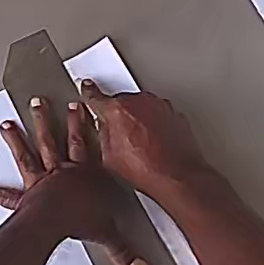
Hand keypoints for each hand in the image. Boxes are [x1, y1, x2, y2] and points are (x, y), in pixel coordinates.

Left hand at [0, 96, 149, 264]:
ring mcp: (40, 182)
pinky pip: (3, 195)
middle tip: (40, 102)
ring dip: (17, 139)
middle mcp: (61, 172)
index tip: (79, 105)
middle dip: (47, 120)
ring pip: (28, 154)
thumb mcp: (110, 233)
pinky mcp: (24, 198)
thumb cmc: (82, 218)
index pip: (84, 143)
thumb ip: (123, 249)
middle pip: (53, 140)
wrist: (60, 220)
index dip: (82, 123)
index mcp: (84, 174)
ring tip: (7, 125)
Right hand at [77, 80, 218, 202]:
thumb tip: (102, 128)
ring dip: (138, 117)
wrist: (177, 176)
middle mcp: (138, 101)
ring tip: (141, 143)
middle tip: (121, 137)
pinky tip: (154, 141)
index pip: (95, 95)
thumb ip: (101, 133)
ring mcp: (158, 105)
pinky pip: (158, 112)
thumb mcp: (108, 157)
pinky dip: (155, 122)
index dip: (88, 92)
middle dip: (118, 115)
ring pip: (141, 105)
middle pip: (120, 101)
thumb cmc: (146, 169)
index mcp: (116, 109)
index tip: (87, 88)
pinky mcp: (174, 112)